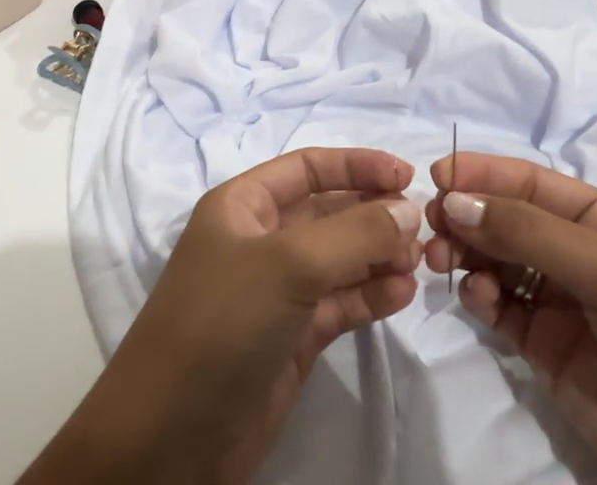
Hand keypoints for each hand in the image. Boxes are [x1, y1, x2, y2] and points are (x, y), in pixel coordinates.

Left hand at [20, 149, 422, 483]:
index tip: (409, 176)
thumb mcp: (287, 264)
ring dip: (378, 254)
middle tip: (423, 227)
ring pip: (339, 259)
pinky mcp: (292, 336)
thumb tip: (408, 210)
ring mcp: (276, 291)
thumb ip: (354, 232)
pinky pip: (340, 303)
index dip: (357, 165)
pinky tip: (401, 293)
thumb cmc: (223, 322)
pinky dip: (371, 295)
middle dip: (373, 212)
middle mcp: (259, 240)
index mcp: (242, 205)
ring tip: (419, 262)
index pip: (306, 167)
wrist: (173, 432)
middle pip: (327, 211)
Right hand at [427, 153, 596, 484]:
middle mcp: (580, 255)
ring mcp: (562, 304)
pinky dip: (480, 298)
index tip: (434, 175)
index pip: (533, 183)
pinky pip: (500, 310)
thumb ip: (530, 233)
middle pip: (507, 221)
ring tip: (441, 262)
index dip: (484, 174)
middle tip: (430, 227)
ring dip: (465, 255)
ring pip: (496, 263)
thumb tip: (452, 199)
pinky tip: (476, 299)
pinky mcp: (546, 350)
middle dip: (467, 216)